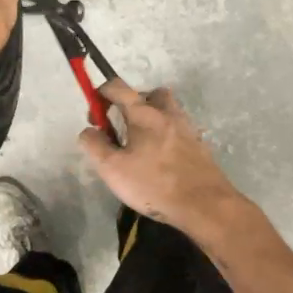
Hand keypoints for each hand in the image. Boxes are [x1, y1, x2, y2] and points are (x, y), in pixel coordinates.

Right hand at [77, 80, 250, 239]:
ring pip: (168, 110)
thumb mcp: (113, 169)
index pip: (118, 87)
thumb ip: (95, 145)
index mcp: (143, 113)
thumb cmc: (154, 184)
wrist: (204, 204)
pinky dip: (167, 135)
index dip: (102, 92)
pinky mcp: (200, 145)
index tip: (94, 111)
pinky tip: (162, 159)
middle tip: (123, 126)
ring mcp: (187, 128)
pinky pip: (179, 130)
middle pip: (150, 94)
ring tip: (142, 144)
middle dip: (134, 102)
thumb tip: (88, 130)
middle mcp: (167, 113)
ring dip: (153, 117)